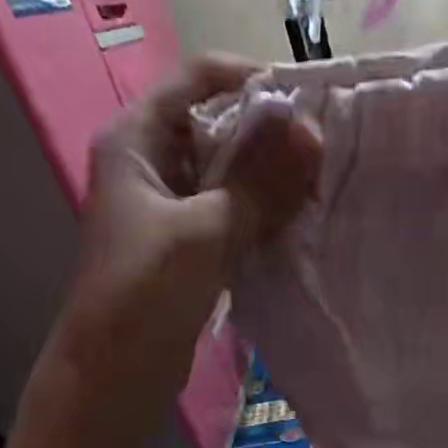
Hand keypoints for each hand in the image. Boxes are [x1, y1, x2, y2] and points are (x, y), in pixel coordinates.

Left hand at [48, 55, 320, 419]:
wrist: (118, 369)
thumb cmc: (147, 290)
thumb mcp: (206, 229)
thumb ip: (260, 181)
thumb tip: (312, 130)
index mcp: (137, 139)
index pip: (196, 79)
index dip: (250, 78)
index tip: (310, 97)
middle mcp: (154, 162)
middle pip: (219, 123)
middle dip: (273, 131)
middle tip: (330, 145)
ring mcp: (175, 204)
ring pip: (234, 171)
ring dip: (276, 174)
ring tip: (326, 179)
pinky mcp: (195, 241)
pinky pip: (239, 209)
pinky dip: (270, 209)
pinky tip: (305, 217)